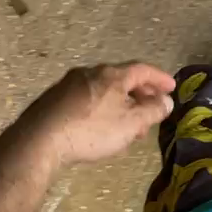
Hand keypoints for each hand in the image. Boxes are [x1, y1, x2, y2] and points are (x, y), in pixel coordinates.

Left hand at [14, 62, 175, 165]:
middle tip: (152, 109)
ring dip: (122, 104)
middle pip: (122, 79)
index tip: (172, 88)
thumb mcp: (131, 123)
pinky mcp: (54, 100)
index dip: (160, 78)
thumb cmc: (92, 131)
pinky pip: (88, 99)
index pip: (143, 70)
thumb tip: (166, 101)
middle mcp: (90, 73)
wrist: (39, 141)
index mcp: (111, 75)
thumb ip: (153, 111)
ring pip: (104, 90)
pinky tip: (103, 127)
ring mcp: (69, 85)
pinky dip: (103, 109)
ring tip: (129, 125)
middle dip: (141, 94)